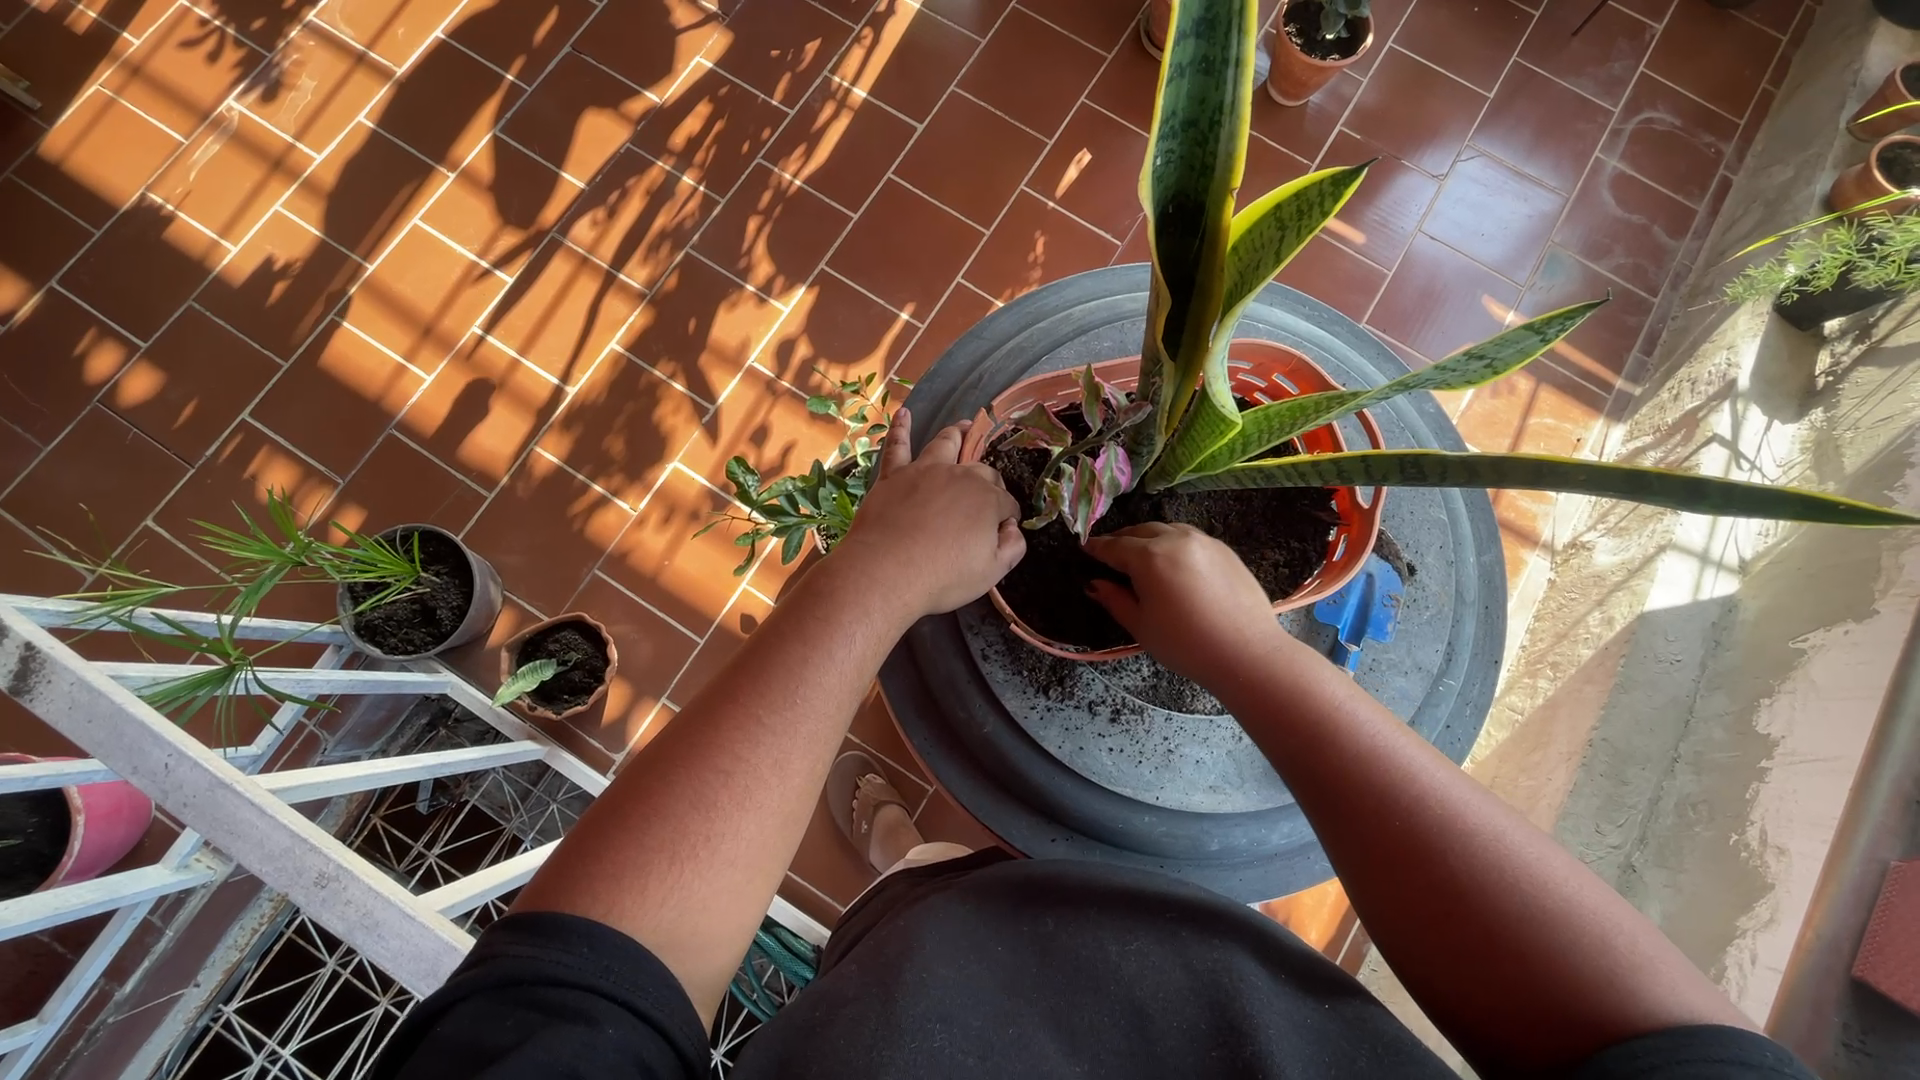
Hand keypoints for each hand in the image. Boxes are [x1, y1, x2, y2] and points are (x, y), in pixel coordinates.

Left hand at [832, 409, 1024, 618]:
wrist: (886, 572)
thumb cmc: (943, 576)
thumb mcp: (991, 572)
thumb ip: (1012, 547)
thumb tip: (1013, 528)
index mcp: (987, 500)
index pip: (1007, 503)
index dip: (1008, 517)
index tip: (1003, 530)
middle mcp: (959, 476)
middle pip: (982, 471)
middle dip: (990, 481)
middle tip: (988, 495)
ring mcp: (924, 471)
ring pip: (945, 444)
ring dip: (957, 434)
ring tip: (965, 425)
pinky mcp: (893, 476)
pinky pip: (897, 447)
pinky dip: (901, 429)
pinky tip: (903, 414)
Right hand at [1082, 523, 1293, 687]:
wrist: (1247, 653)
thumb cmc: (1185, 645)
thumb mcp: (1140, 626)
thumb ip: (1114, 600)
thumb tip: (1095, 584)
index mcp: (1149, 557)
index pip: (1114, 547)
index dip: (1096, 548)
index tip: (1084, 548)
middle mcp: (1176, 539)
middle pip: (1141, 531)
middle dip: (1122, 539)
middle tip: (1109, 551)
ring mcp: (1204, 542)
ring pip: (1167, 529)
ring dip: (1148, 536)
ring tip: (1140, 552)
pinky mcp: (1225, 550)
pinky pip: (1190, 537)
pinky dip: (1173, 541)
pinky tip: (1173, 560)